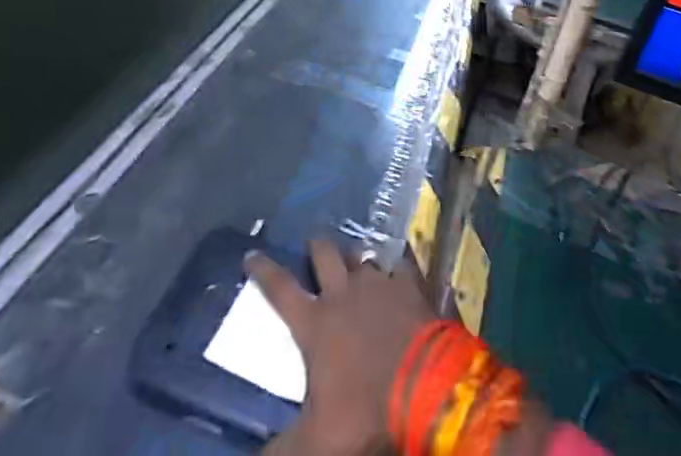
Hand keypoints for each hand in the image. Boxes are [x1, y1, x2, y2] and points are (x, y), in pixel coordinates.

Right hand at [248, 240, 435, 455]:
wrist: (429, 390)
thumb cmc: (366, 412)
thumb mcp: (318, 439)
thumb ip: (283, 450)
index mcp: (315, 322)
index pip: (279, 289)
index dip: (262, 270)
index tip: (251, 254)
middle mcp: (344, 294)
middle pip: (324, 255)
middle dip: (316, 247)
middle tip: (313, 245)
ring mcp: (380, 286)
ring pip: (362, 256)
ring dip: (356, 256)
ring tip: (355, 257)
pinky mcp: (411, 288)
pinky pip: (401, 264)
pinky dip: (397, 264)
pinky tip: (399, 266)